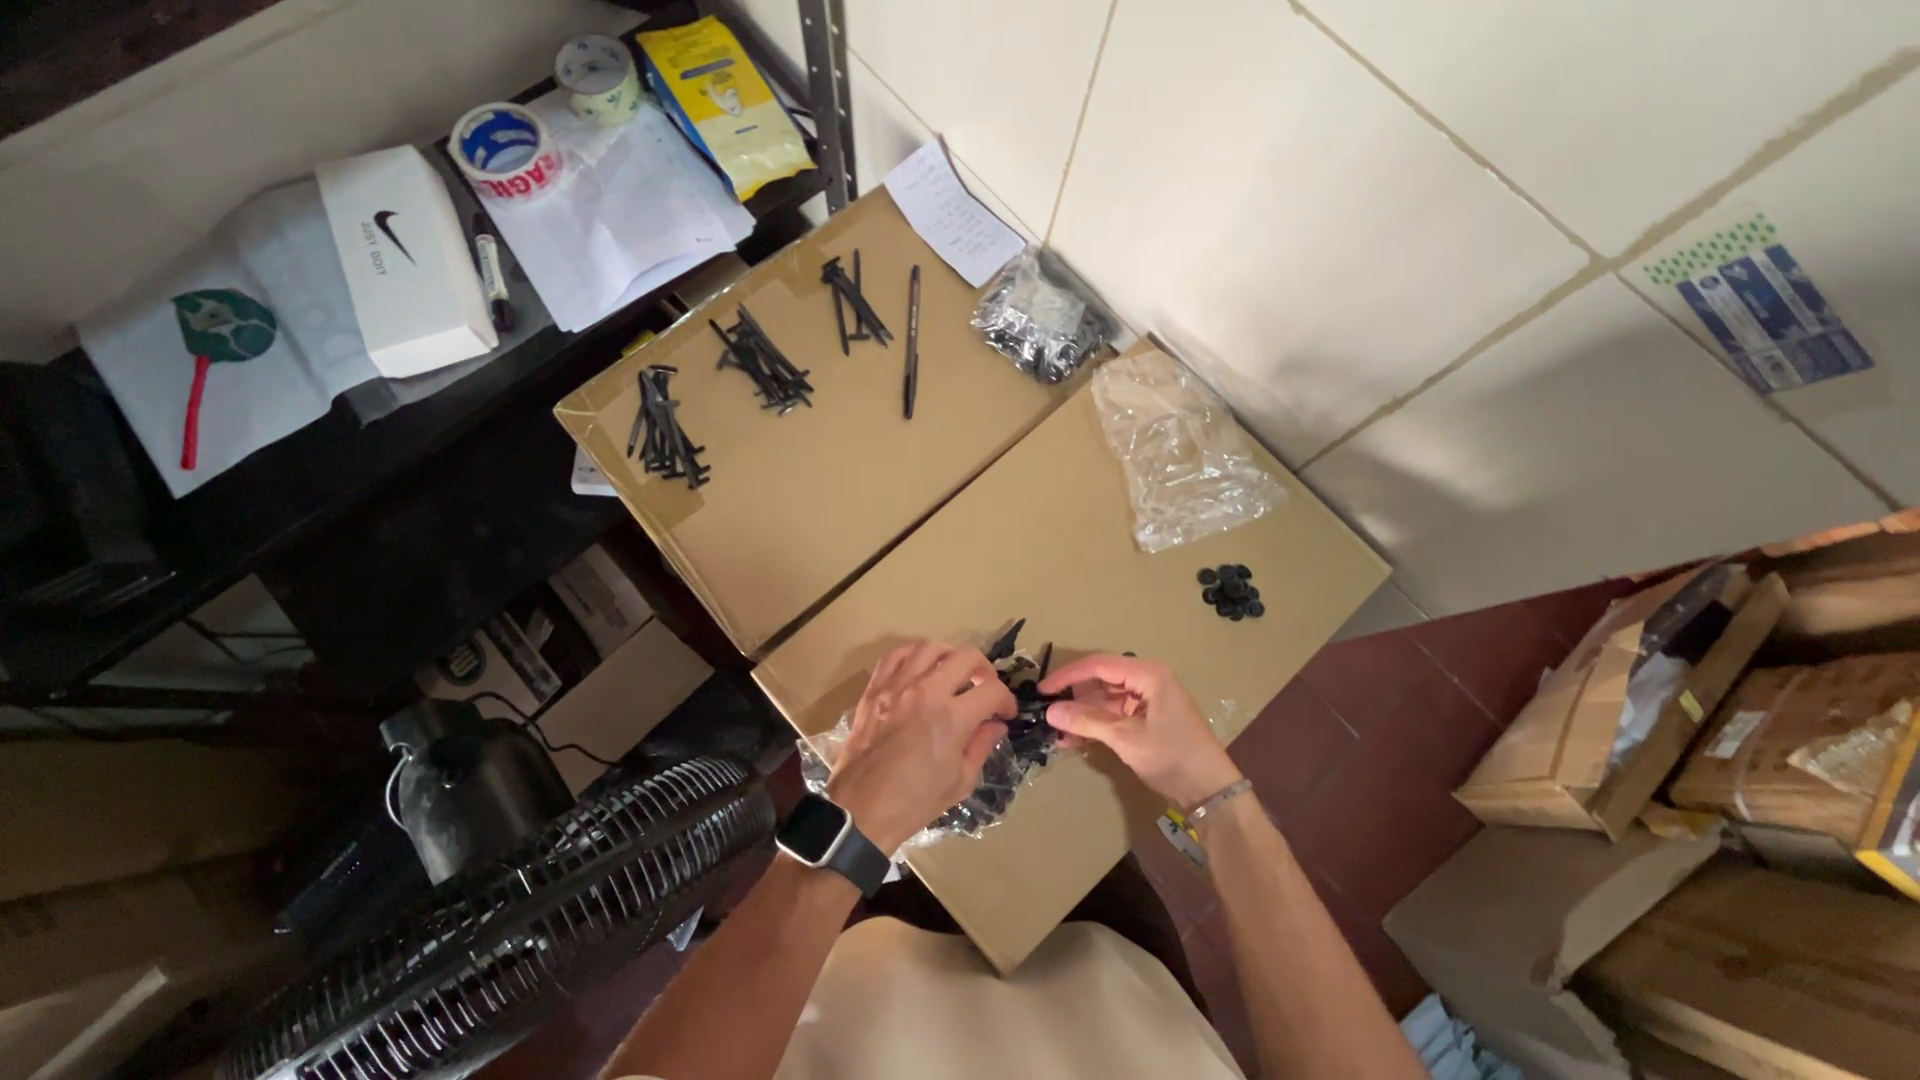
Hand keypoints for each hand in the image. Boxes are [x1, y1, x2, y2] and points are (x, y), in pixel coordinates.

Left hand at [826, 641, 1015, 852]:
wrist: (861, 809)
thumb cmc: (914, 802)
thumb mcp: (960, 781)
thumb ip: (981, 746)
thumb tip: (995, 725)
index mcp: (952, 718)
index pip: (992, 691)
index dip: (1006, 700)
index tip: (1005, 713)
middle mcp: (927, 692)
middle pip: (967, 657)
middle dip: (985, 671)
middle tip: (984, 688)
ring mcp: (897, 686)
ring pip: (931, 647)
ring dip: (950, 657)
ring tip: (953, 674)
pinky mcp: (874, 689)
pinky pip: (896, 655)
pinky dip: (914, 655)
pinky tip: (921, 670)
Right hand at [1039, 654, 1242, 808]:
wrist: (1210, 791)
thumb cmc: (1172, 757)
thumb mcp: (1126, 739)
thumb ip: (1087, 722)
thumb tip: (1050, 711)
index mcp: (1149, 675)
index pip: (1099, 665)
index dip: (1068, 676)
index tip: (1043, 690)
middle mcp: (1149, 680)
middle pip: (1102, 680)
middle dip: (1075, 698)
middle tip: (1048, 713)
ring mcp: (1149, 701)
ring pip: (1106, 700)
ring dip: (1083, 716)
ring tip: (1058, 734)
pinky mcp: (1148, 720)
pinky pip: (1115, 715)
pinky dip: (1097, 726)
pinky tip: (1074, 742)